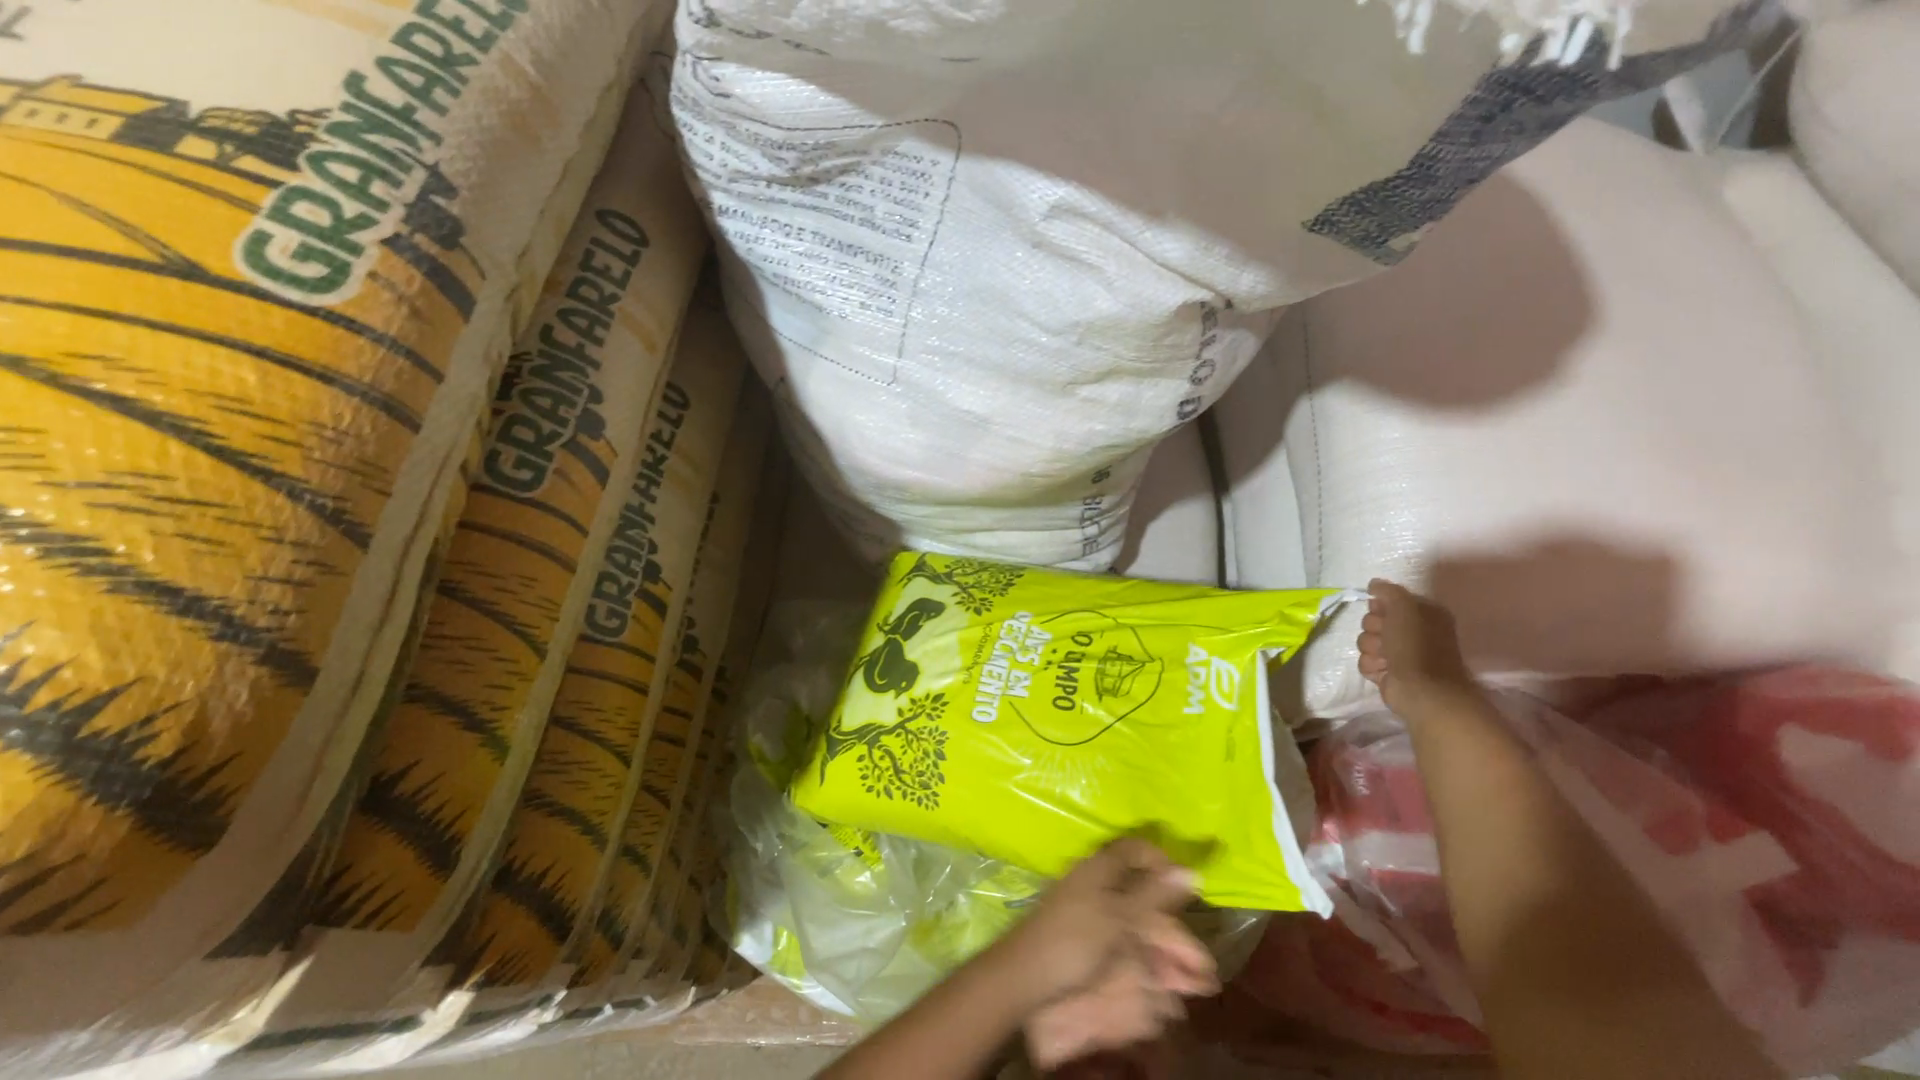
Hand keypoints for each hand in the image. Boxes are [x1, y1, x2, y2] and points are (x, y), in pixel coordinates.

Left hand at [992, 838, 1209, 1008]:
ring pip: (1132, 922)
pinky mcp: (1079, 935)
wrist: (1022, 976)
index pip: (1135, 849)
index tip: (1184, 888)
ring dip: (1160, 949)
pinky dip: (1140, 956)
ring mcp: (1084, 909)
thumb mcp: (1119, 917)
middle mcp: (1091, 881)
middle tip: (1198, 964)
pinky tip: (1155, 982)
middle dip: (1171, 927)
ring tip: (1186, 983)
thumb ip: (1153, 894)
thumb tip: (1190, 870)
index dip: (1161, 862)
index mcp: (1099, 868)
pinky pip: (1118, 939)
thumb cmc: (1073, 940)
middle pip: (1139, 893)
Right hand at [1357, 579, 1475, 717]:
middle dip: (1374, 629)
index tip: (1382, 612)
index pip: (1388, 601)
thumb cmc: (1417, 646)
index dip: (1381, 606)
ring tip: (1386, 659)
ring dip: (1372, 649)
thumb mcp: (1405, 608)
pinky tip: (1384, 671)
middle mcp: (1411, 631)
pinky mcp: (1386, 672)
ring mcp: (1398, 653)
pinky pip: (1365, 661)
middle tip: (1387, 638)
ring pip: (1366, 641)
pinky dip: (1372, 665)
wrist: (1422, 690)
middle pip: (1372, 620)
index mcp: (1422, 614)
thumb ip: (1388, 591)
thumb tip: (1373, 584)